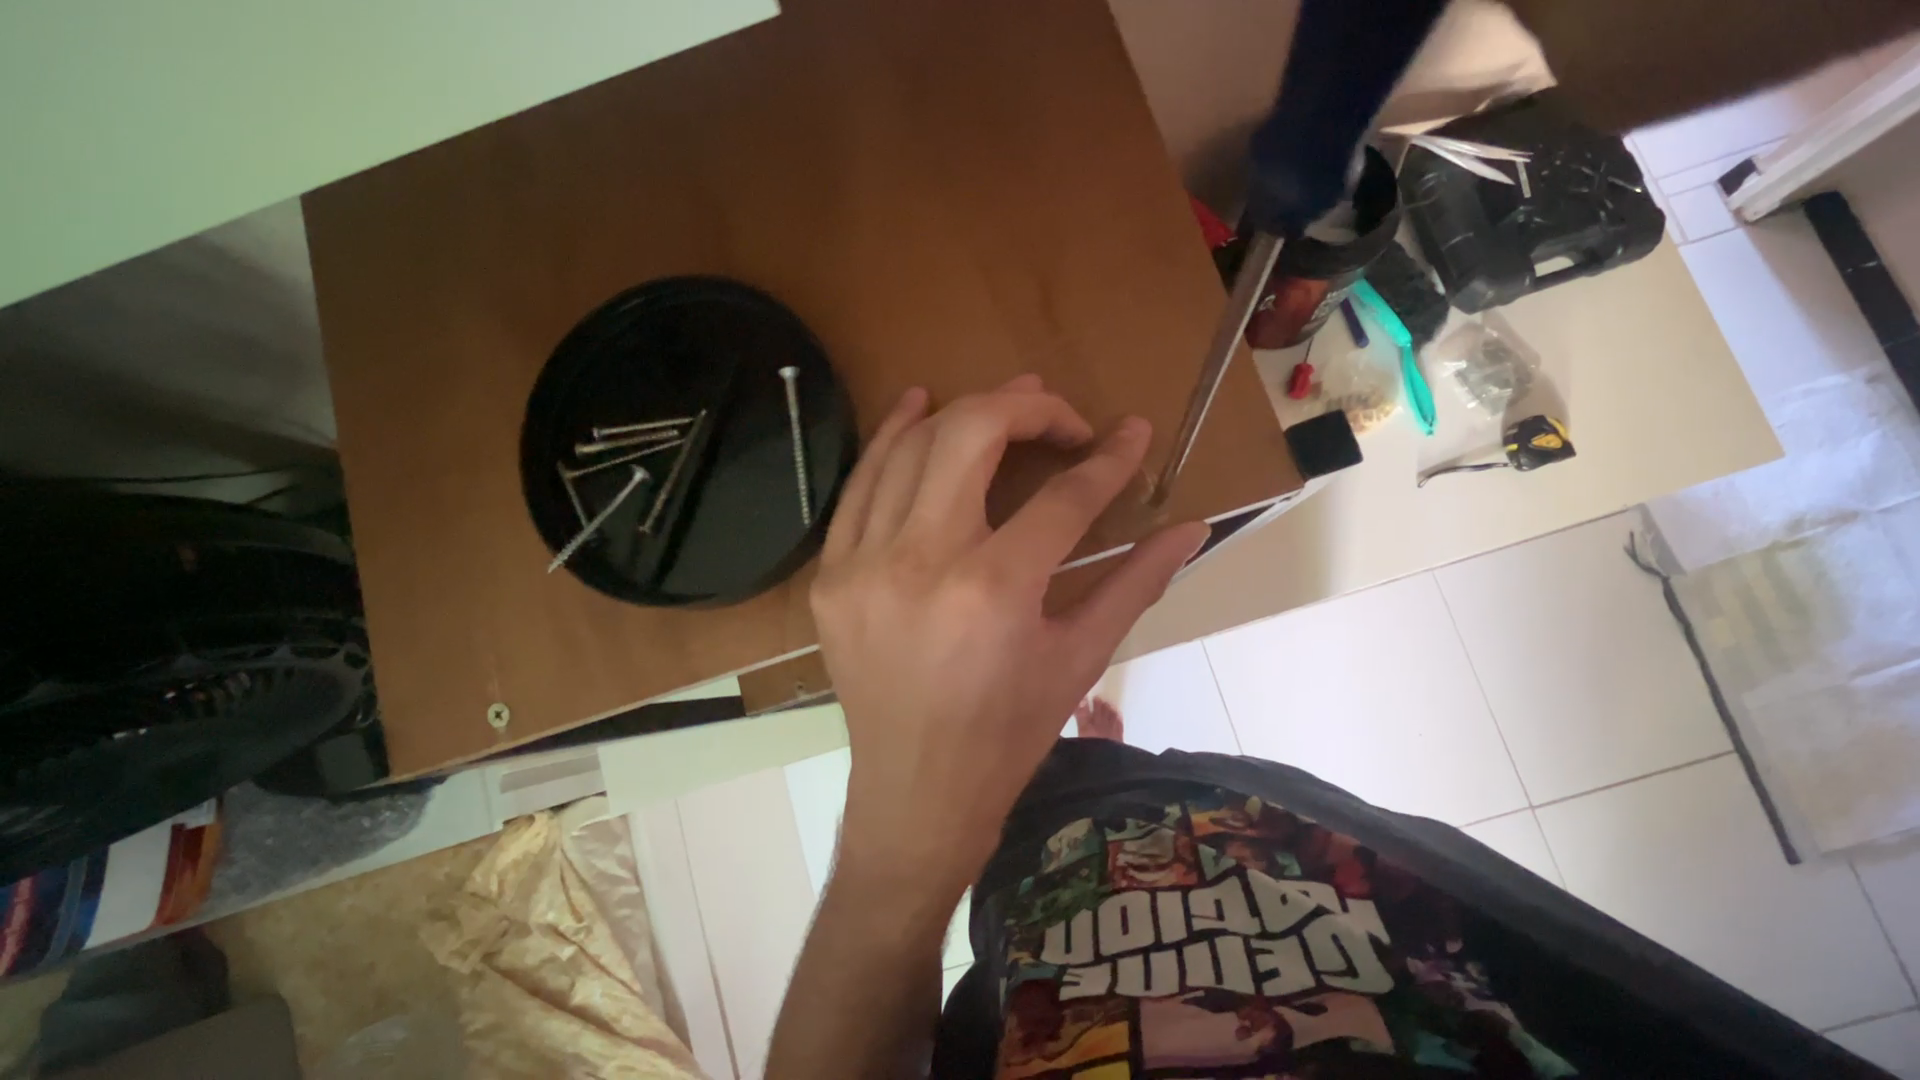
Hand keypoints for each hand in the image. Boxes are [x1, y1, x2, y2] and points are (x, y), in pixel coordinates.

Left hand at [812, 376, 1209, 899]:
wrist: (916, 791)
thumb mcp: (1080, 660)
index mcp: (994, 592)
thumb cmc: (1008, 734)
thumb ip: (1135, 583)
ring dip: (964, 411)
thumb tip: (1192, 526)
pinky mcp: (831, 574)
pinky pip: (860, 484)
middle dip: (1027, 408)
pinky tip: (918, 406)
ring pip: (913, 447)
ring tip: (1009, 400)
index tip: (1131, 431)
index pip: (1062, 496)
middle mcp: (921, 563)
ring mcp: (863, 565)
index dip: (1107, 458)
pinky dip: (891, 438)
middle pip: (973, 436)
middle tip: (1062, 415)